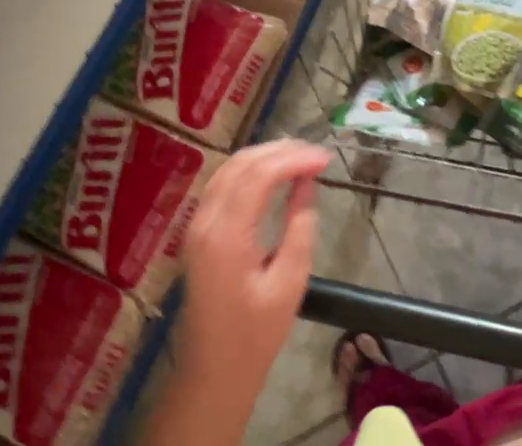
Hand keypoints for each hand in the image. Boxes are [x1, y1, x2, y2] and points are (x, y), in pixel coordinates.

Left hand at [174, 139, 330, 406]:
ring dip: (263, 156)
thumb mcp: (290, 282)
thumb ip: (300, 227)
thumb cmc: (256, 334)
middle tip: (316, 153)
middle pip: (240, 164)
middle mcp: (205, 222)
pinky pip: (221, 184)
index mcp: (227, 236)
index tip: (325, 158)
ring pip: (228, 169)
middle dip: (280, 151)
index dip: (293, 159)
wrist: (213, 371)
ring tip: (300, 157)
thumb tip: (307, 183)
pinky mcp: (197, 232)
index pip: (259, 175)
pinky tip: (272, 174)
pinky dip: (248, 170)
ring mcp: (196, 226)